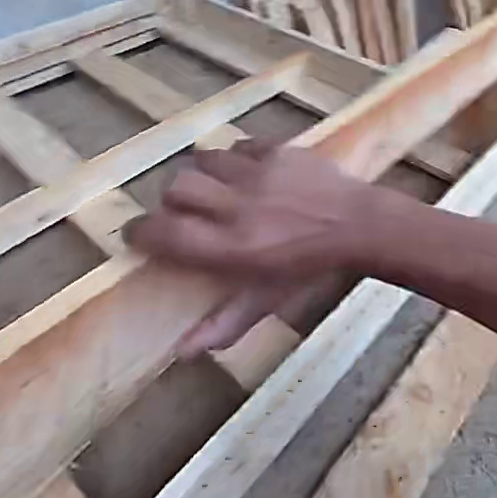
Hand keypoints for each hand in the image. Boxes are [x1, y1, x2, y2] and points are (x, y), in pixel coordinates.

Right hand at [125, 139, 415, 352]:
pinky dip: (235, 157)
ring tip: (217, 187)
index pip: (164, 233)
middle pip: (176, 188)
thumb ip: (225, 323)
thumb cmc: (311, 268)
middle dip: (173, 200)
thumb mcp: (270, 299)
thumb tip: (183, 352)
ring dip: (203, 174)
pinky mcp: (277, 150)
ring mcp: (258, 173)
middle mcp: (237, 206)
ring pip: (204, 160)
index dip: (140, 231)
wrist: (358, 225)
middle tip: (187, 211)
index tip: (138, 234)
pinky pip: (239, 145)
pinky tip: (248, 171)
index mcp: (230, 247)